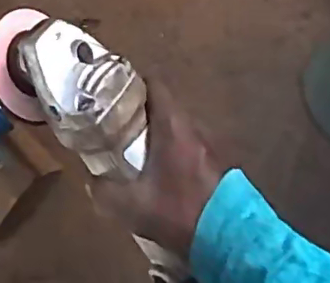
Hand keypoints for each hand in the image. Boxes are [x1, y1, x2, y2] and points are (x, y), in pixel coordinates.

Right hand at [89, 80, 225, 255]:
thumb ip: (106, 191)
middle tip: (119, 121)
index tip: (112, 89)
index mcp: (172, 123)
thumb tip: (90, 181)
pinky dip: (177, 150)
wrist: (238, 248)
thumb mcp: (135, 206)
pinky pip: (192, 145)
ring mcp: (212, 145)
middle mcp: (194, 126)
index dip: (131, 81)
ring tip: (140, 148)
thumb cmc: (183, 213)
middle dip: (141, 109)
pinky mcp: (224, 166)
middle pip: (163, 103)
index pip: (153, 82)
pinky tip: (167, 172)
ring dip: (160, 132)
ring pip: (178, 126)